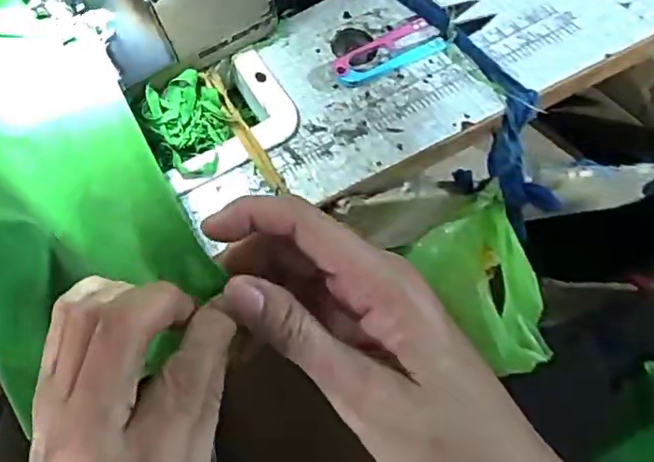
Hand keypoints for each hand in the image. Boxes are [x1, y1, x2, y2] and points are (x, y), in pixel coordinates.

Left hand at [30, 277, 236, 461]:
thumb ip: (206, 384)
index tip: (221, 308)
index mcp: (133, 459)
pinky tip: (118, 309)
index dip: (207, 328)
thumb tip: (220, 315)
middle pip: (112, 327)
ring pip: (77, 311)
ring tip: (150, 308)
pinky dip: (93, 300)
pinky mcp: (39, 388)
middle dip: (157, 299)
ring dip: (122, 293)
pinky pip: (60, 320)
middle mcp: (77, 426)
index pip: (177, 381)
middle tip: (184, 310)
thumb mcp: (191, 454)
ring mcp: (49, 404)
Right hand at [204, 196, 559, 461]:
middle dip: (253, 251)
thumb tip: (234, 286)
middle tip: (211, 287)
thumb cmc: (446, 444)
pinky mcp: (376, 320)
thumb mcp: (365, 397)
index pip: (305, 221)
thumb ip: (299, 336)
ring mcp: (377, 296)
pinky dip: (287, 307)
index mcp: (380, 278)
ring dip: (266, 279)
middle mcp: (377, 273)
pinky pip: (322, 298)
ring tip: (229, 309)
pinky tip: (262, 328)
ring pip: (308, 266)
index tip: (207, 229)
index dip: (253, 213)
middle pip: (303, 239)